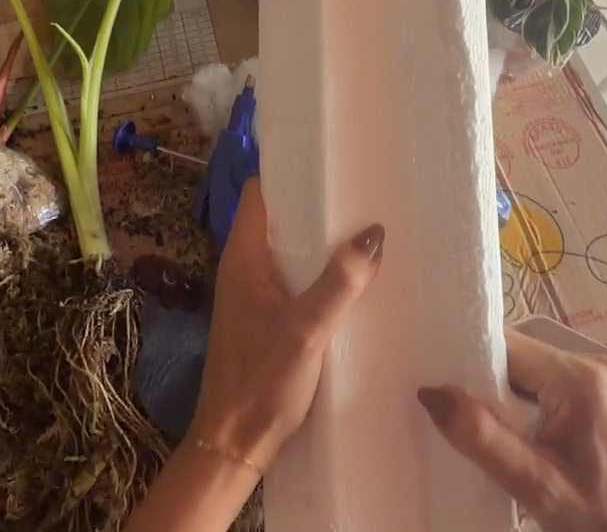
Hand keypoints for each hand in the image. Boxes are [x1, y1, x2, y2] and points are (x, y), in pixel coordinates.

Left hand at [188, 178, 385, 470]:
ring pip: (289, 250)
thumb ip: (340, 282)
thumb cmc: (261, 381)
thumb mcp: (306, 329)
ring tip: (365, 229)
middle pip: (279, 218)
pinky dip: (320, 271)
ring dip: (321, 241)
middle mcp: (244, 267)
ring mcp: (254, 293)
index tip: (328, 162)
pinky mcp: (266, 317)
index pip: (259, 193)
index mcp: (243, 256)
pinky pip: (295, 278)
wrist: (233, 444)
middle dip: (315, 206)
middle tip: (361, 194)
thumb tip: (374, 232)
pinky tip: (353, 278)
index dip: (287, 171)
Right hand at [418, 328, 606, 531]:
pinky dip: (526, 409)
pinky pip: (549, 388)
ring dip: (504, 400)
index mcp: (581, 380)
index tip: (435, 383)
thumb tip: (432, 393)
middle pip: (515, 356)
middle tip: (457, 421)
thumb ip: (485, 440)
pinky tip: (520, 443)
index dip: (465, 361)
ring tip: (489, 439)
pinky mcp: (606, 400)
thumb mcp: (542, 492)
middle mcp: (595, 367)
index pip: (503, 345)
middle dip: (483, 385)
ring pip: (529, 372)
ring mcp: (604, 382)